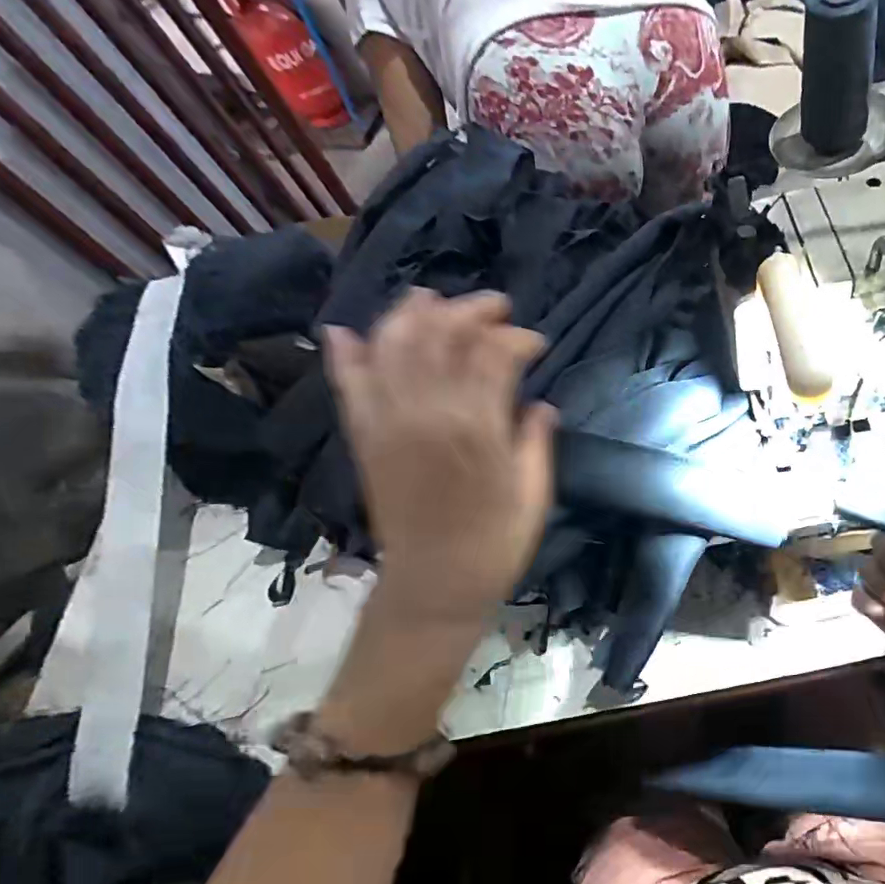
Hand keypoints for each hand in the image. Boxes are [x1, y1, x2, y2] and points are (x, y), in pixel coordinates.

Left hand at [325, 289, 556, 622]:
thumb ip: (536, 441)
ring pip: (392, 345)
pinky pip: (348, 384)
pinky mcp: (364, 437)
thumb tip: (540, 404)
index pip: (494, 354)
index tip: (537, 343)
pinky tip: (347, 331)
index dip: (517, 337)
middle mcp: (428, 413)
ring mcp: (388, 421)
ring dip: (411, 314)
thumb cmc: (496, 543)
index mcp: (478, 427)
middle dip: (471, 310)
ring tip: (431, 299)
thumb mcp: (534, 493)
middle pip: (441, 335)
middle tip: (495, 307)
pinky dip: (344, 354)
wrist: (435, 584)